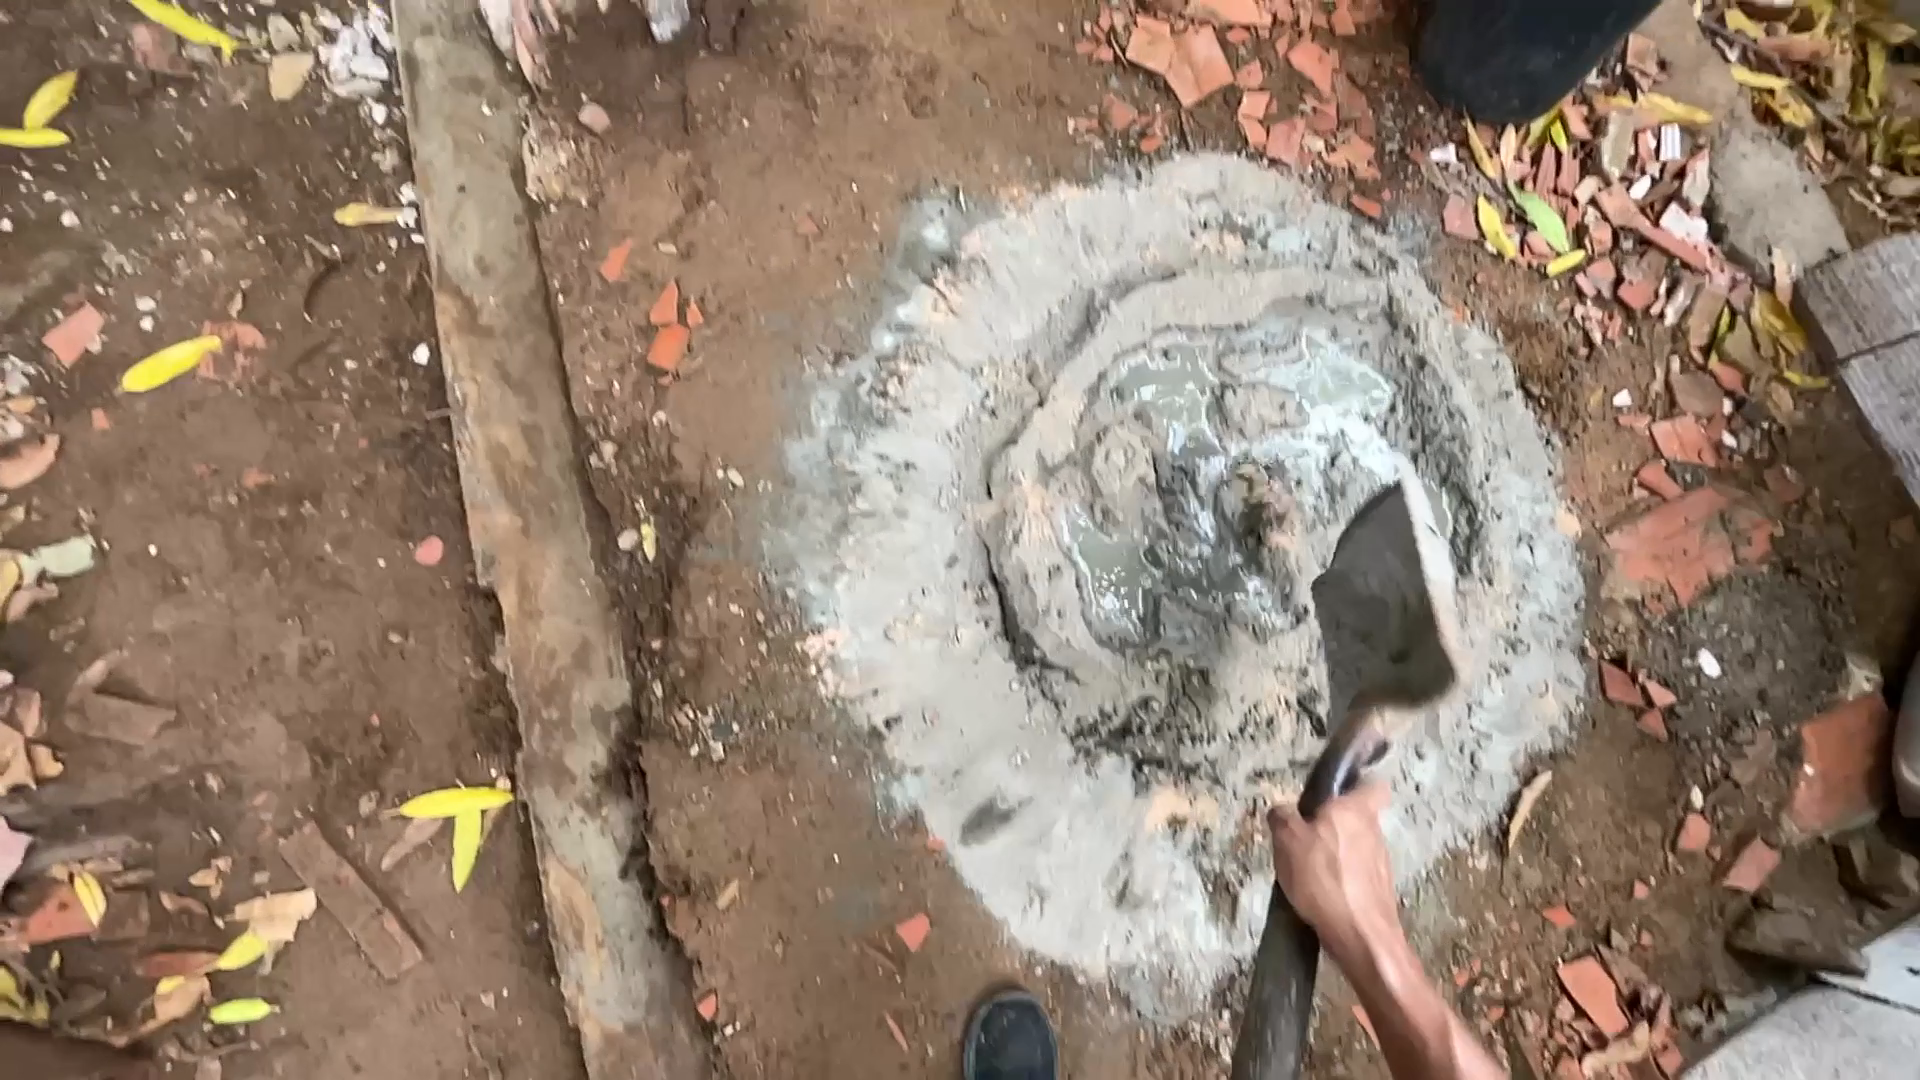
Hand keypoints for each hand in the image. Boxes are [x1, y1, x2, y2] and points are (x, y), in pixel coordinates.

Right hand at [1267, 782, 1400, 965]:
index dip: (1356, 783)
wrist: (1361, 938)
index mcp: (1355, 810)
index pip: (1372, 784)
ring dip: (1334, 850)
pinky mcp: (1379, 890)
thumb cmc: (1323, 878)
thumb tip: (1283, 811)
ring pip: (1355, 844)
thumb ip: (1282, 817)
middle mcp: (1373, 832)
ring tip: (1306, 866)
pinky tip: (1318, 890)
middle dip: (1332, 822)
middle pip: (1356, 816)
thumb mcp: (1286, 840)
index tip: (1333, 790)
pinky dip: (1339, 875)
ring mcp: (1380, 863)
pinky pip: (1355, 871)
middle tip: (1302, 832)